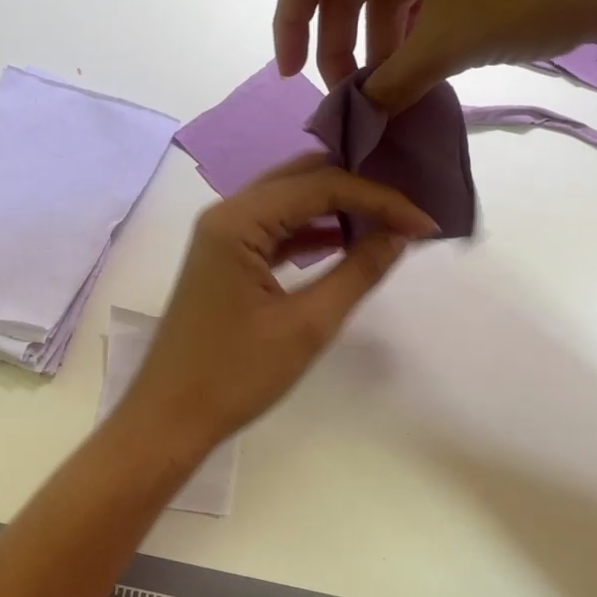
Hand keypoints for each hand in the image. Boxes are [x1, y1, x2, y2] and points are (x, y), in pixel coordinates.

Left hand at [119, 158, 437, 448]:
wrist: (171, 417)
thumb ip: (359, 271)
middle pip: (301, 179)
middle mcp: (226, 213)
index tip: (425, 222)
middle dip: (358, 189)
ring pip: (289, 200)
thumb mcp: (308, 325)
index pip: (320, 185)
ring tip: (388, 224)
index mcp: (237, 220)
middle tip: (408, 210)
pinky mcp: (226, 257)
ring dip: (337, 208)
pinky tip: (349, 242)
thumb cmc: (236, 374)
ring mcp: (223, 234)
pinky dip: (313, 231)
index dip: (378, 198)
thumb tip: (402, 234)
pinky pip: (276, 228)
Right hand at [272, 0, 596, 111]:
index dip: (291, 27)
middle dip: (340, 43)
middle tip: (349, 97)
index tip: (295, 80)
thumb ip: (392, 81)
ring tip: (386, 92)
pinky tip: (420, 67)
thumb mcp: (449, 42)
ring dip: (377, 41)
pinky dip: (412, 28)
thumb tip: (362, 116)